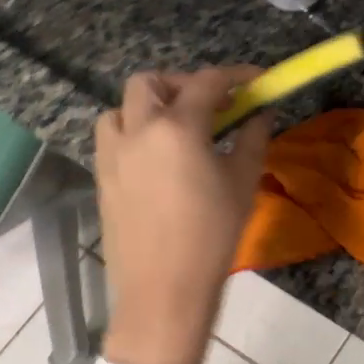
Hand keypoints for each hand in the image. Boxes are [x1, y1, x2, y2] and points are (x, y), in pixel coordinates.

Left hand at [95, 68, 271, 363]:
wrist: (163, 288)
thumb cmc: (212, 230)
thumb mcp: (244, 178)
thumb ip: (252, 136)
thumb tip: (260, 114)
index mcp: (177, 129)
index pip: (207, 81)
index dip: (237, 74)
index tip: (260, 80)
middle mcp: (138, 134)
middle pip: (150, 83)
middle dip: (184, 82)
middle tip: (214, 101)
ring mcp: (113, 157)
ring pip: (121, 109)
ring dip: (152, 106)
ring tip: (183, 125)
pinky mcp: (103, 180)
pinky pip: (114, 138)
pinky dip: (137, 131)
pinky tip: (164, 154)